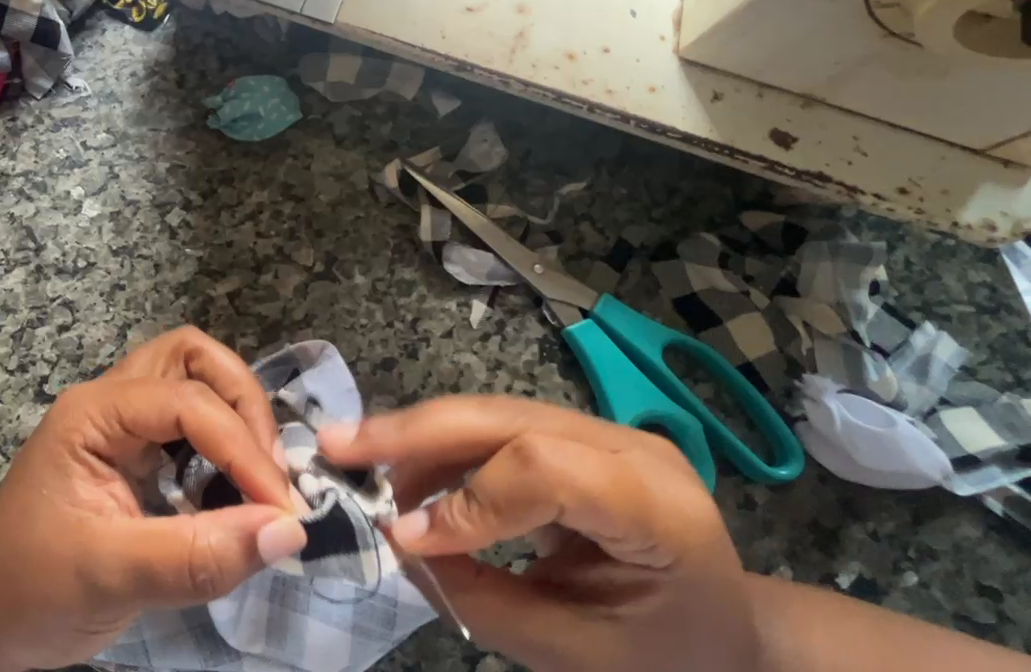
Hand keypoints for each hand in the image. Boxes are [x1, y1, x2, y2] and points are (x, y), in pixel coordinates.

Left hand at [0, 328, 308, 669]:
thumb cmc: (29, 590)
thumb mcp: (108, 577)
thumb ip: (196, 556)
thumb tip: (287, 532)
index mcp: (92, 414)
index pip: (186, 401)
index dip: (242, 449)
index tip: (282, 512)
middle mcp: (107, 403)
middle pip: (189, 357)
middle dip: (242, 401)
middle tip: (271, 472)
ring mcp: (118, 426)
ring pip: (190, 379)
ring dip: (236, 415)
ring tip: (261, 478)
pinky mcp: (131, 455)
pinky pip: (187, 423)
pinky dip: (223, 443)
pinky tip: (236, 489)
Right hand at [319, 396, 760, 671]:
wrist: (723, 628)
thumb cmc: (664, 654)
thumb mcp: (575, 653)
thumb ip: (481, 597)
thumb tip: (396, 539)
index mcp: (659, 508)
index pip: (547, 469)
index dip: (468, 497)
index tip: (405, 536)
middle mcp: (626, 445)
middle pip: (500, 418)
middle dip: (410, 432)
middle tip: (334, 447)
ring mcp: (595, 429)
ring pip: (482, 412)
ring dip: (413, 436)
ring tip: (356, 464)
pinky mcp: (564, 430)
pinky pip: (486, 426)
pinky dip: (434, 447)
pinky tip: (400, 474)